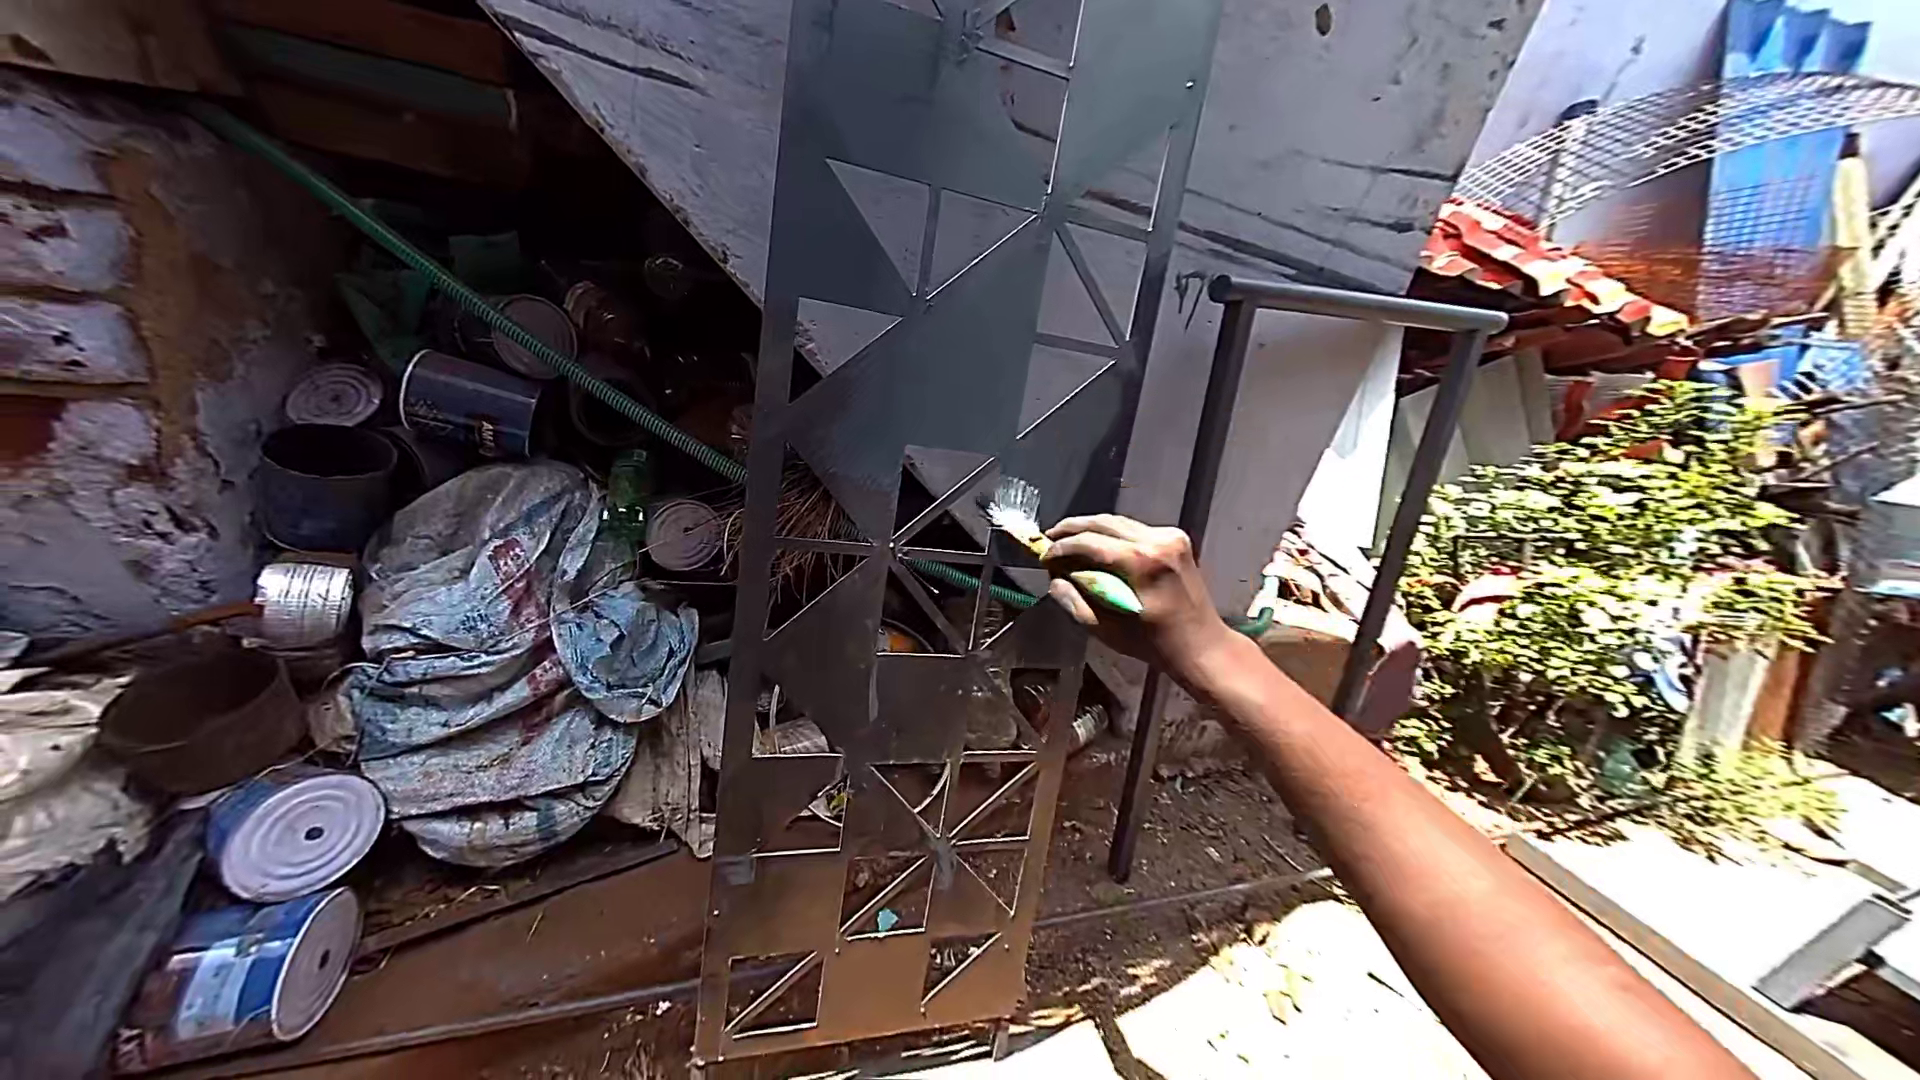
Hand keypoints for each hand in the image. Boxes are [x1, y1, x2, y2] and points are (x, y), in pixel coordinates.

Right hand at [1041, 514, 1232, 679]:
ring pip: (1118, 522)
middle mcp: (1158, 540)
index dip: (1061, 547)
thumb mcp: (1104, 629)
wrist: (1201, 645)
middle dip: (1072, 529)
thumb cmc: (1153, 643)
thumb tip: (1054, 578)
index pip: (1089, 541)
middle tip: (1049, 539)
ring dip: (1090, 529)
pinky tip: (1097, 546)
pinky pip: (1133, 530)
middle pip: (1103, 522)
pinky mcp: (1176, 539)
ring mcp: (1170, 537)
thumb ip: (1074, 600)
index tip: (1044, 556)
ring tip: (1067, 541)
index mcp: (1142, 562)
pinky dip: (1111, 535)